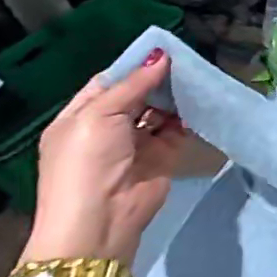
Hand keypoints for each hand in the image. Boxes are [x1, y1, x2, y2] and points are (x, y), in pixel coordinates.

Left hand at [26, 50, 185, 264]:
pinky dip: (185, 117)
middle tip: (183, 58)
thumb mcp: (99, 115)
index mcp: (79, 117)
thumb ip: (133, 84)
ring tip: (193, 74)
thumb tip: (161, 56)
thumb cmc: (87, 163)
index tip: (160, 49)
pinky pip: (174, 131)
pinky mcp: (159, 160)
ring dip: (172, 95)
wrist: (98, 227)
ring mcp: (134, 146)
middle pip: (135, 94)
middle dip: (156, 78)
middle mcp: (106, 130)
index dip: (132, 66)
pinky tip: (197, 98)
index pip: (108, 82)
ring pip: (156, 111)